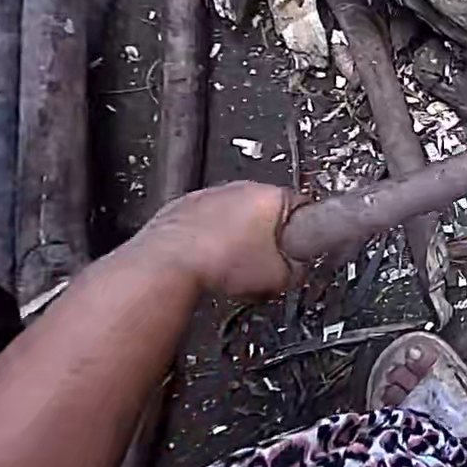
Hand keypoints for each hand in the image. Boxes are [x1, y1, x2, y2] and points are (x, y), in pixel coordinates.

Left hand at [127, 182, 297, 296]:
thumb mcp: (280, 278)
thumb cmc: (218, 265)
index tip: (295, 248)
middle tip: (262, 262)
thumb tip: (296, 270)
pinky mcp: (181, 206)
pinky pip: (203, 222)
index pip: (301, 207)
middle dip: (265, 234)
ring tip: (229, 265)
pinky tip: (205, 261)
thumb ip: (296, 269)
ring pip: (233, 214)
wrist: (166, 268)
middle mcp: (241, 188)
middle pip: (265, 210)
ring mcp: (209, 194)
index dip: (301, 232)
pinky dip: (206, 238)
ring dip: (235, 235)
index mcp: (271, 196)